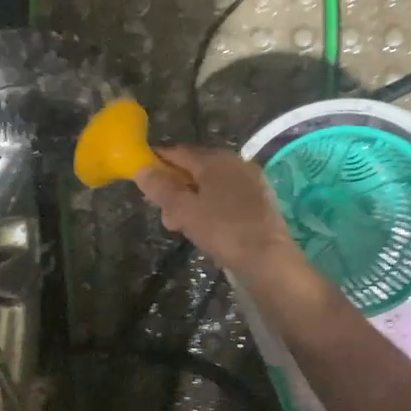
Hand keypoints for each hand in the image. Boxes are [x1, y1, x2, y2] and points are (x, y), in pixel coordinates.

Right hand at [134, 145, 298, 271]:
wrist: (269, 259)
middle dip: (174, 187)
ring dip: (191, 201)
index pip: (178, 152)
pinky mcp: (261, 201)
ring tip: (181, 225)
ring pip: (211, 185)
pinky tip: (206, 228)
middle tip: (163, 213)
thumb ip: (160, 187)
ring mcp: (251, 181)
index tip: (142, 178)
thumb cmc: (222, 230)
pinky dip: (211, 207)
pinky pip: (227, 197)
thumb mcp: (183, 209)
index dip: (157, 162)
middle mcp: (235, 163)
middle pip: (195, 168)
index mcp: (215, 159)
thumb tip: (141, 168)